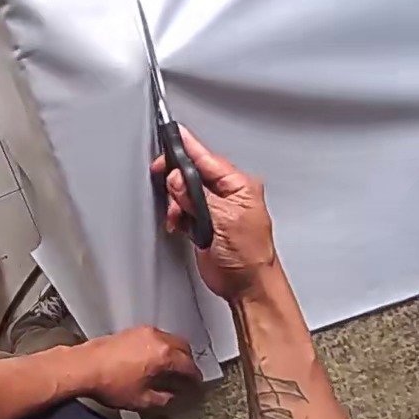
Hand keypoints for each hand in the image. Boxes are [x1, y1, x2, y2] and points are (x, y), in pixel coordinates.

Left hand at [62, 326, 200, 410]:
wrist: (83, 367)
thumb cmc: (109, 382)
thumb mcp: (141, 399)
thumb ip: (162, 398)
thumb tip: (170, 396)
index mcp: (163, 354)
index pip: (189, 365)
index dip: (195, 377)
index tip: (196, 384)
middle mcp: (156, 338)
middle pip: (183, 347)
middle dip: (187, 361)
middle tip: (186, 375)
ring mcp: (142, 332)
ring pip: (168, 339)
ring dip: (173, 352)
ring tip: (169, 368)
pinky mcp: (130, 331)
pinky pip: (153, 337)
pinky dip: (159, 347)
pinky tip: (152, 359)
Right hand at [150, 127, 277, 299]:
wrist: (246, 284)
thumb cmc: (247, 256)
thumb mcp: (221, 219)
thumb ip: (196, 196)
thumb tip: (177, 178)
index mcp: (239, 186)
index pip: (207, 159)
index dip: (188, 147)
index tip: (174, 134)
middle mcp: (229, 195)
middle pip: (193, 174)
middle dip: (178, 184)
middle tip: (170, 190)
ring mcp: (217, 209)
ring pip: (185, 193)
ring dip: (177, 204)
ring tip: (181, 217)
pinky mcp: (206, 223)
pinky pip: (184, 210)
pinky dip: (178, 215)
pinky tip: (182, 224)